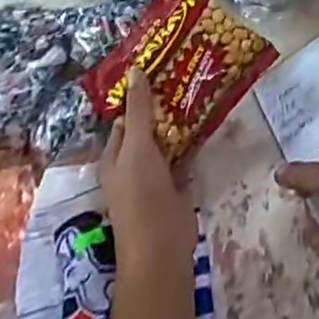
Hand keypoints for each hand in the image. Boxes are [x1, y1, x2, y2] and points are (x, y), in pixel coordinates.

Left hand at [100, 68, 195, 271]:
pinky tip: (205, 125)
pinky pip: (182, 160)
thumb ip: (138, 110)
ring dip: (177, 126)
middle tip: (181, 79)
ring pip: (165, 145)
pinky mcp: (175, 189)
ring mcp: (154, 179)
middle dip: (161, 110)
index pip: (123, 121)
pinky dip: (191, 145)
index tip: (157, 74)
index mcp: (113, 157)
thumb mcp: (136, 146)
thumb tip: (134, 69)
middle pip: (146, 131)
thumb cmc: (140, 194)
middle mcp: (131, 166)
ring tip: (195, 93)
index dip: (137, 99)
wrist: (162, 248)